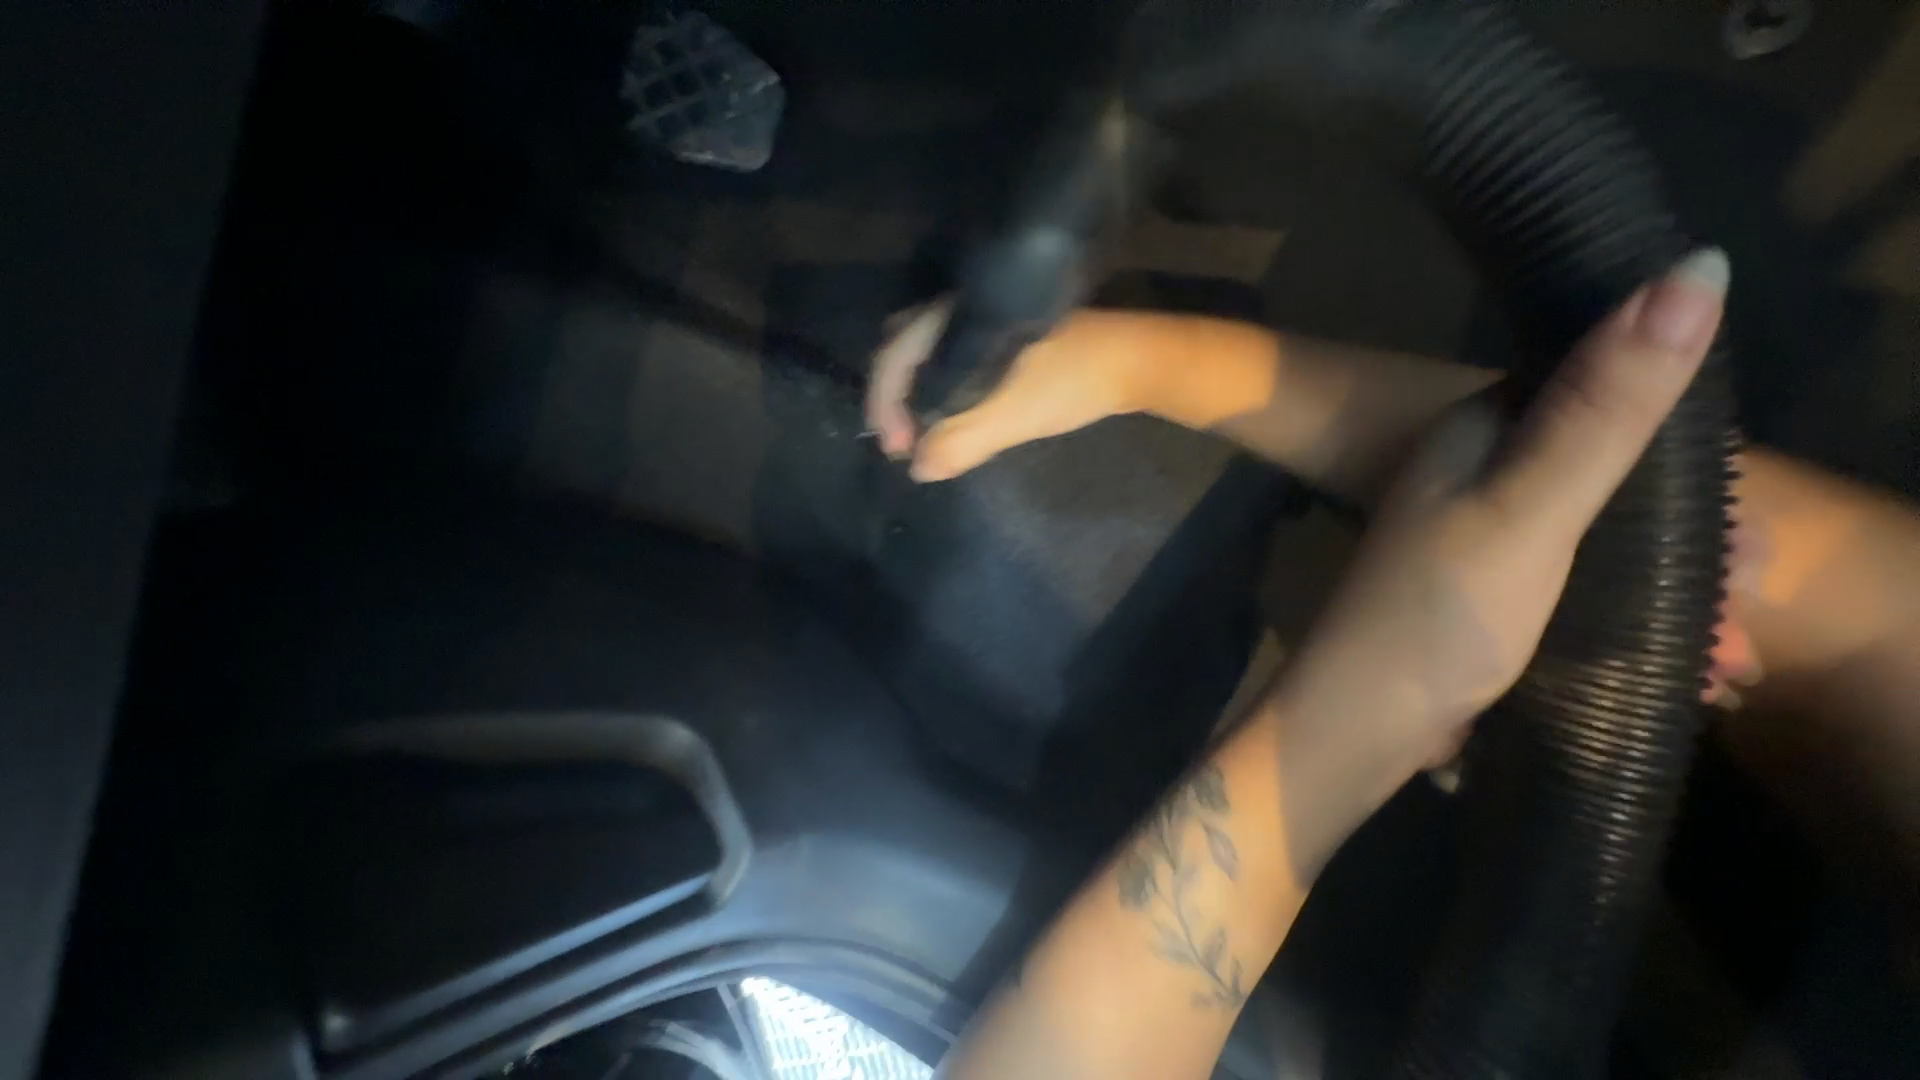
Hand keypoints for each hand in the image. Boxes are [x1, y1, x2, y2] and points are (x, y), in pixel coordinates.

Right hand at [864, 299, 1155, 480]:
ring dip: (918, 397)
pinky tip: (953, 416)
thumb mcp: (1008, 419)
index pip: (893, 359)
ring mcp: (980, 322)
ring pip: (928, 358)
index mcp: (951, 321)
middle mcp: (958, 313)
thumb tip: (919, 468)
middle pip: (902, 353)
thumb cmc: (1067, 383)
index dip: (884, 407)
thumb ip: (957, 444)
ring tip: (921, 436)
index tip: (897, 450)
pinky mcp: (1000, 336)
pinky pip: (954, 362)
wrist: (1132, 362)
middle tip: (900, 441)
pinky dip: (943, 391)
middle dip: (892, 399)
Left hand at [1272, 249, 1730, 801]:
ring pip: (1604, 534)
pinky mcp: (1489, 591)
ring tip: (1730, 648)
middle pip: (1612, 472)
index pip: (1599, 392)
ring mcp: (1479, 534)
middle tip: (1747, 587)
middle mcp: (1473, 472)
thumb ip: (1605, 405)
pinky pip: (1582, 584)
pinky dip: (1639, 617)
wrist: (1364, 717)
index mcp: (1475, 431)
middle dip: (1692, 528)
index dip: (1681, 439)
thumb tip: (1694, 265)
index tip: (1740, 504)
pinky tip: (1692, 666)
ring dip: (1677, 583)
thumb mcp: (1530, 504)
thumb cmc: (1441, 608)